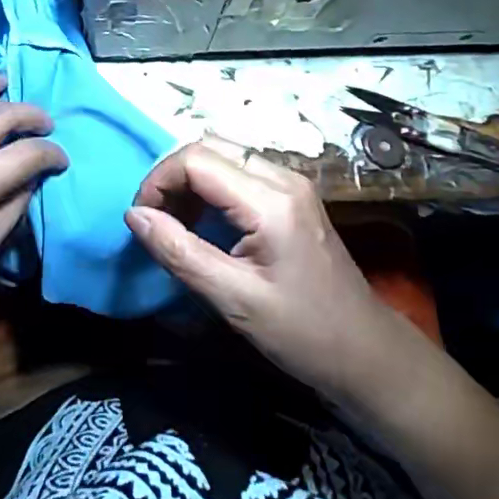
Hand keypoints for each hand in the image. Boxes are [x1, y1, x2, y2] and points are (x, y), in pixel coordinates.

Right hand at [124, 142, 423, 404]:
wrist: (365, 350)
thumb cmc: (301, 333)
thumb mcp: (233, 299)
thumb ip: (180, 252)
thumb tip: (134, 215)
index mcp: (271, 201)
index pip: (197, 160)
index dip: (159, 182)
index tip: (142, 220)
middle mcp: (284, 177)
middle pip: (210, 147)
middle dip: (173, 177)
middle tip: (156, 221)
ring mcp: (293, 183)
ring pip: (225, 155)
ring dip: (191, 181)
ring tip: (175, 224)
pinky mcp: (294, 195)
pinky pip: (241, 172)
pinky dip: (212, 187)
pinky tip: (204, 223)